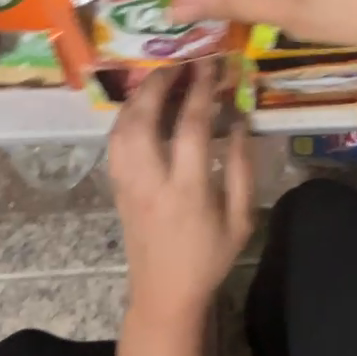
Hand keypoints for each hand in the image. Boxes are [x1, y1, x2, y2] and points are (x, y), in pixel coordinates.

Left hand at [107, 59, 254, 324]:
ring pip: (121, 128)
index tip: (212, 65)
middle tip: (180, 62)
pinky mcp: (116, 186)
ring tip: (162, 78)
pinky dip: (127, 115)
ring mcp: (127, 183)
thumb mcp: (241, 219)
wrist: (164, 293)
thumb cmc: (209, 257)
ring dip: (139, 96)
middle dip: (159, 84)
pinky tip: (144, 106)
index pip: (190, 127)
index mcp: (186, 191)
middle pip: (143, 120)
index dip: (201, 91)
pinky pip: (115, 141)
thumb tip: (237, 121)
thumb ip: (240, 168)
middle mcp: (150, 182)